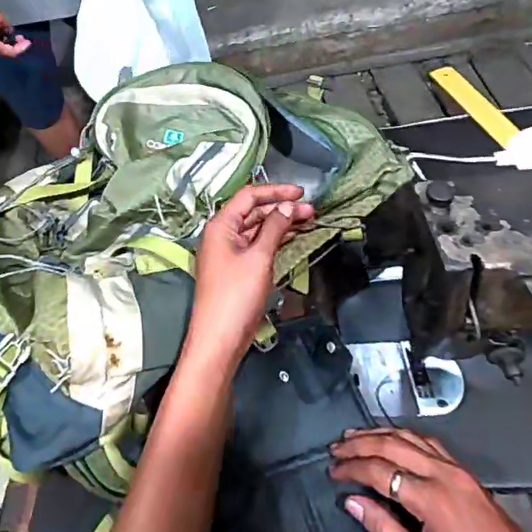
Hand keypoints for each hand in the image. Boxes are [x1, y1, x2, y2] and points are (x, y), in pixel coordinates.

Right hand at [0, 0, 28, 57]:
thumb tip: (10, 31)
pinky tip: (2, 30)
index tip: (28, 41)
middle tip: (22, 37)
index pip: (12, 52)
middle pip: (5, 52)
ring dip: (7, 41)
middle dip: (15, 45)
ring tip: (13, 33)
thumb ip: (6, 26)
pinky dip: (0, 39)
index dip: (22, 48)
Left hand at [187, 184, 313, 364]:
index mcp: (220, 226)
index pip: (248, 196)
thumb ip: (274, 228)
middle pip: (253, 212)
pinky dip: (274, 240)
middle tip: (312, 210)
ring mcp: (227, 253)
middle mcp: (221, 235)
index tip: (301, 192)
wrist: (219, 339)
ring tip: (309, 221)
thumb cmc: (236, 296)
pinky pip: (256, 246)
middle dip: (282, 208)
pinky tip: (293, 238)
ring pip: (256, 229)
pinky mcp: (235, 269)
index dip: (275, 191)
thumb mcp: (259, 257)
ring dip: (280, 224)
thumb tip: (288, 206)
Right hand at [332, 429, 531, 531]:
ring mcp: (462, 475)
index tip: (333, 472)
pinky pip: (430, 445)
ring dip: (380, 435)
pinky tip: (394, 442)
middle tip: (336, 449)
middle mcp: (449, 478)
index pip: (380, 470)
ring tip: (355, 438)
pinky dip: (404, 438)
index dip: (351, 468)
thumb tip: (355, 504)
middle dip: (360, 443)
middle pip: (393, 444)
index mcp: (435, 501)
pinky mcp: (471, 480)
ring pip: (412, 438)